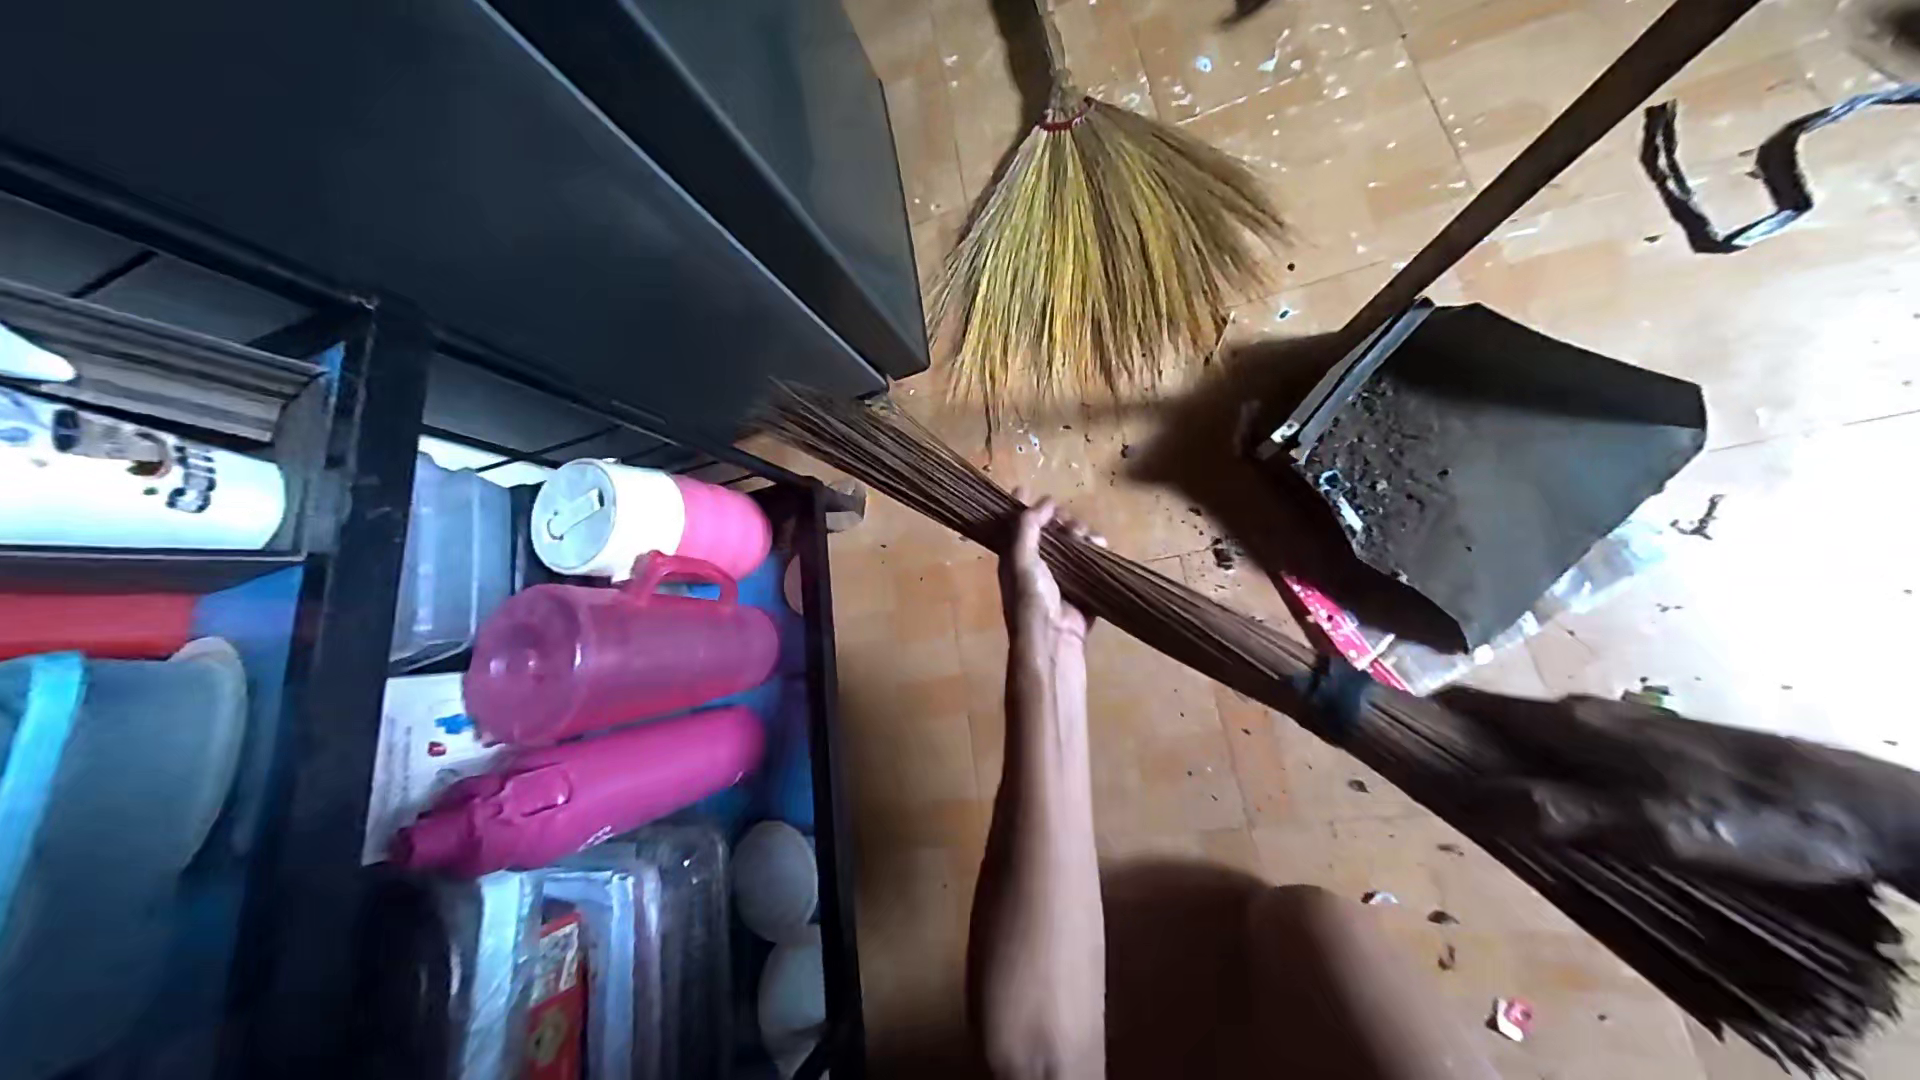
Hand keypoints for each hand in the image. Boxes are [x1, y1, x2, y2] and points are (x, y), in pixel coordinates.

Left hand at [1000, 490, 1101, 654]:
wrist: (1054, 639)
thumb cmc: (1030, 599)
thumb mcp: (1020, 560)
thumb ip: (1026, 528)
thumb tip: (1041, 501)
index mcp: (1016, 557)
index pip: (1018, 525)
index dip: (1022, 507)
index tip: (1027, 488)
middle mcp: (1038, 563)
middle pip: (1051, 530)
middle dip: (1061, 520)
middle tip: (1068, 525)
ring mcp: (1062, 574)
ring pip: (1074, 541)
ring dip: (1081, 533)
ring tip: (1086, 538)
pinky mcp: (1084, 585)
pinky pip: (1092, 559)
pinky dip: (1097, 549)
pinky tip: (1100, 546)